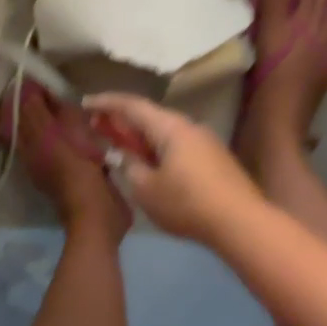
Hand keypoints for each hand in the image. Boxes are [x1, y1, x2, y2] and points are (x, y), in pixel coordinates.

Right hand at [84, 93, 262, 242]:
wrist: (241, 222)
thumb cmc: (187, 203)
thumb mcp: (146, 189)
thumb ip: (130, 167)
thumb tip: (124, 155)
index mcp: (170, 127)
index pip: (132, 105)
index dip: (106, 103)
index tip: (85, 104)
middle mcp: (189, 126)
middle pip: (150, 116)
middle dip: (123, 121)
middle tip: (100, 128)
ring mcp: (206, 142)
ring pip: (166, 132)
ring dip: (142, 137)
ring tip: (123, 149)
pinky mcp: (215, 160)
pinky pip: (179, 146)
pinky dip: (159, 149)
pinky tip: (152, 165)